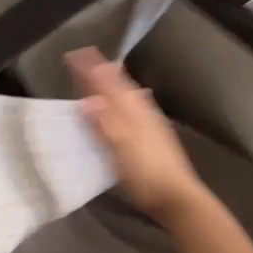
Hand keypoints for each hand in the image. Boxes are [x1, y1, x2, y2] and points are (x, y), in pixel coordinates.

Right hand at [67, 47, 205, 221]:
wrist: (177, 197)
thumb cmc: (146, 175)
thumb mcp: (122, 150)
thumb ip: (105, 124)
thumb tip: (87, 99)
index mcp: (133, 112)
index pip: (108, 84)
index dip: (92, 69)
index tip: (75, 54)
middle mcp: (143, 112)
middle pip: (121, 85)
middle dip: (103, 70)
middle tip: (87, 57)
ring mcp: (151, 124)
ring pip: (129, 95)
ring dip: (115, 82)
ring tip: (105, 71)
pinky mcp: (154, 137)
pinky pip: (134, 107)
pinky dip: (124, 98)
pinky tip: (129, 103)